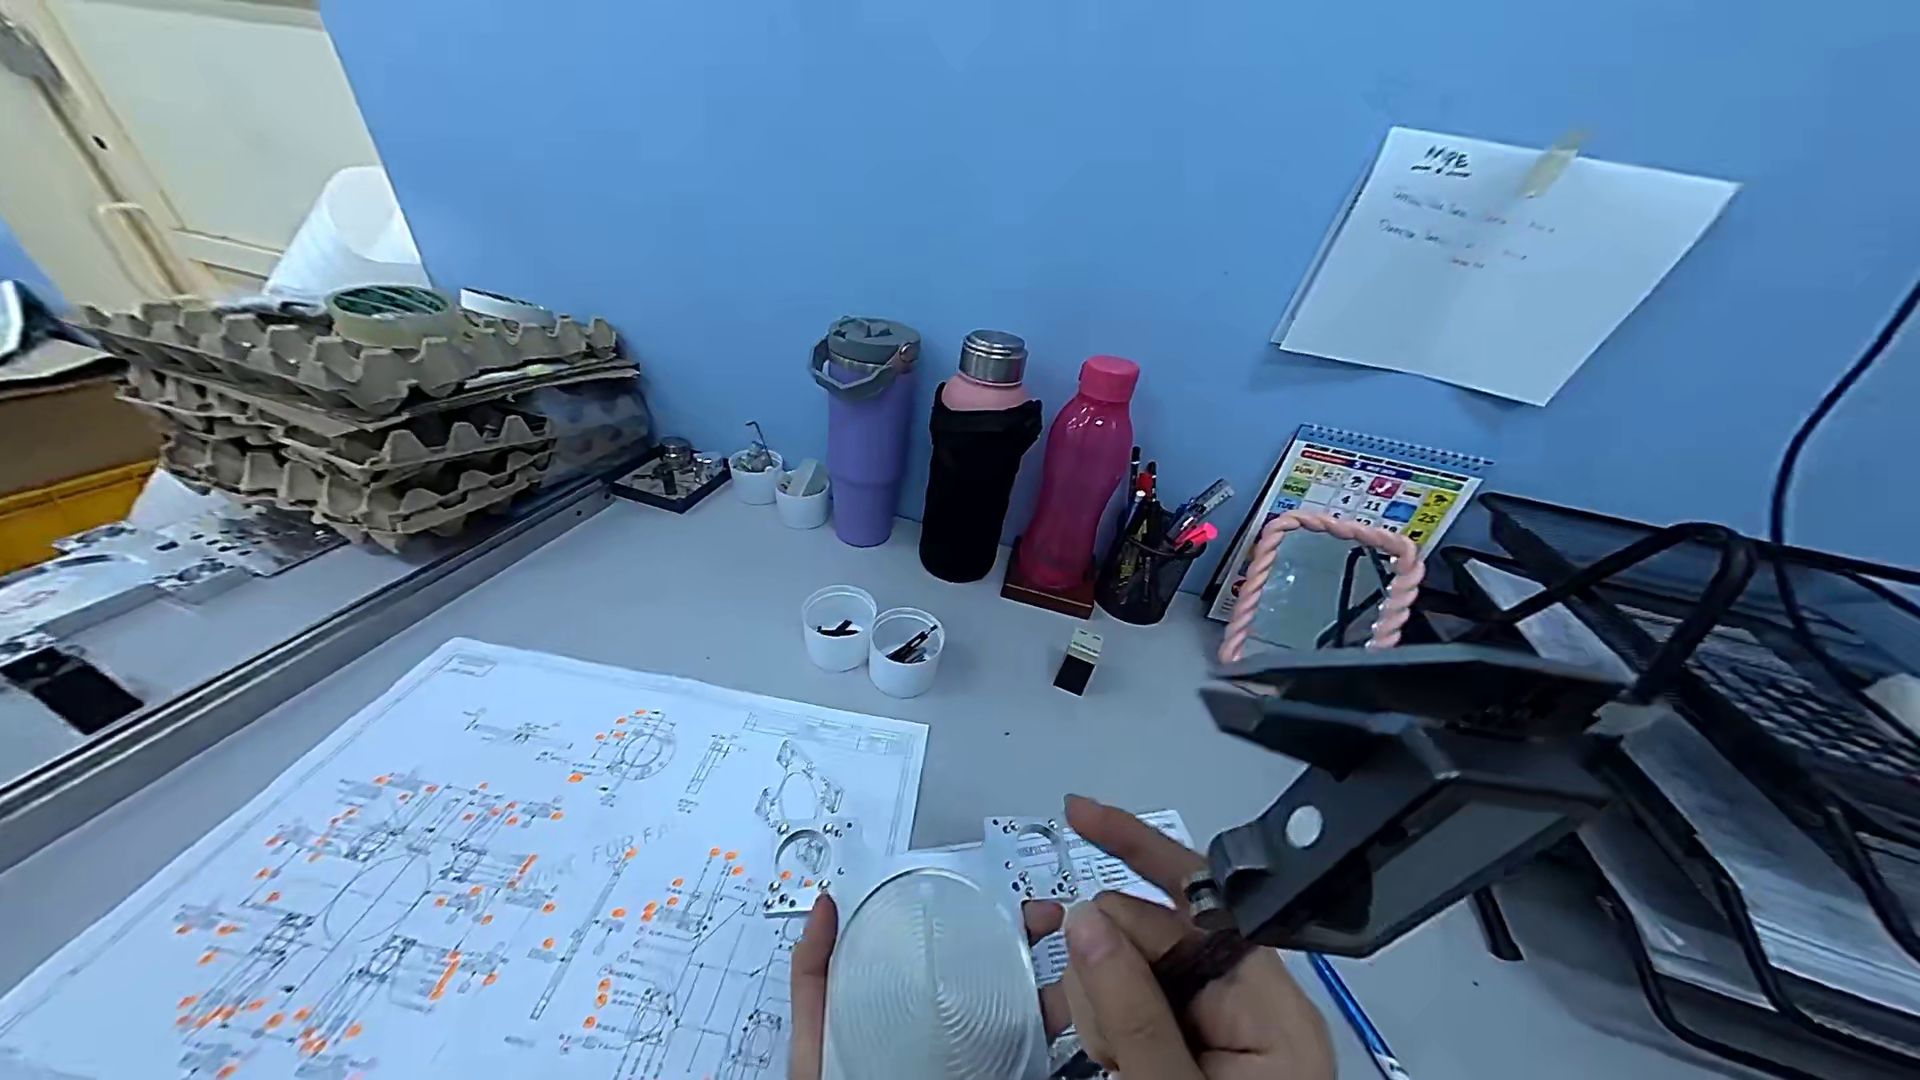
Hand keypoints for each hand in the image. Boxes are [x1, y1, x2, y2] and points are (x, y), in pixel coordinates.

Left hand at [788, 889, 1072, 1079]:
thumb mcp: (817, 1044)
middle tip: (1047, 916)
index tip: (1000, 893)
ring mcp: (978, 1052)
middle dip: (1025, 934)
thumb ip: (816, 978)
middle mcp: (949, 1021)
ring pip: (1025, 1003)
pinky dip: (1061, 1023)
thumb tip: (824, 907)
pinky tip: (1074, 1008)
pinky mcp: (1005, 1071)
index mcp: (909, 1002)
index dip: (977, 912)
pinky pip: (1037, 1047)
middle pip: (995, 964)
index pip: (948, 944)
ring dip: (1053, 976)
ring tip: (1071, 960)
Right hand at [1062, 794, 1334, 1079]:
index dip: (1133, 853)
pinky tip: (1068, 1012)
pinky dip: (1088, 1002)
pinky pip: (1121, 997)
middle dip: (1101, 952)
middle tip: (1080, 1009)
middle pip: (1149, 928)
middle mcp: (1240, 1002)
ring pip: (1124, 962)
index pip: (1193, 898)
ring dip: (1090, 986)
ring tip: (1085, 1037)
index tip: (1077, 814)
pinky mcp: (1175, 1046)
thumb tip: (1085, 917)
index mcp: (1265, 1006)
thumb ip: (1135, 1014)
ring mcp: (1205, 1025)